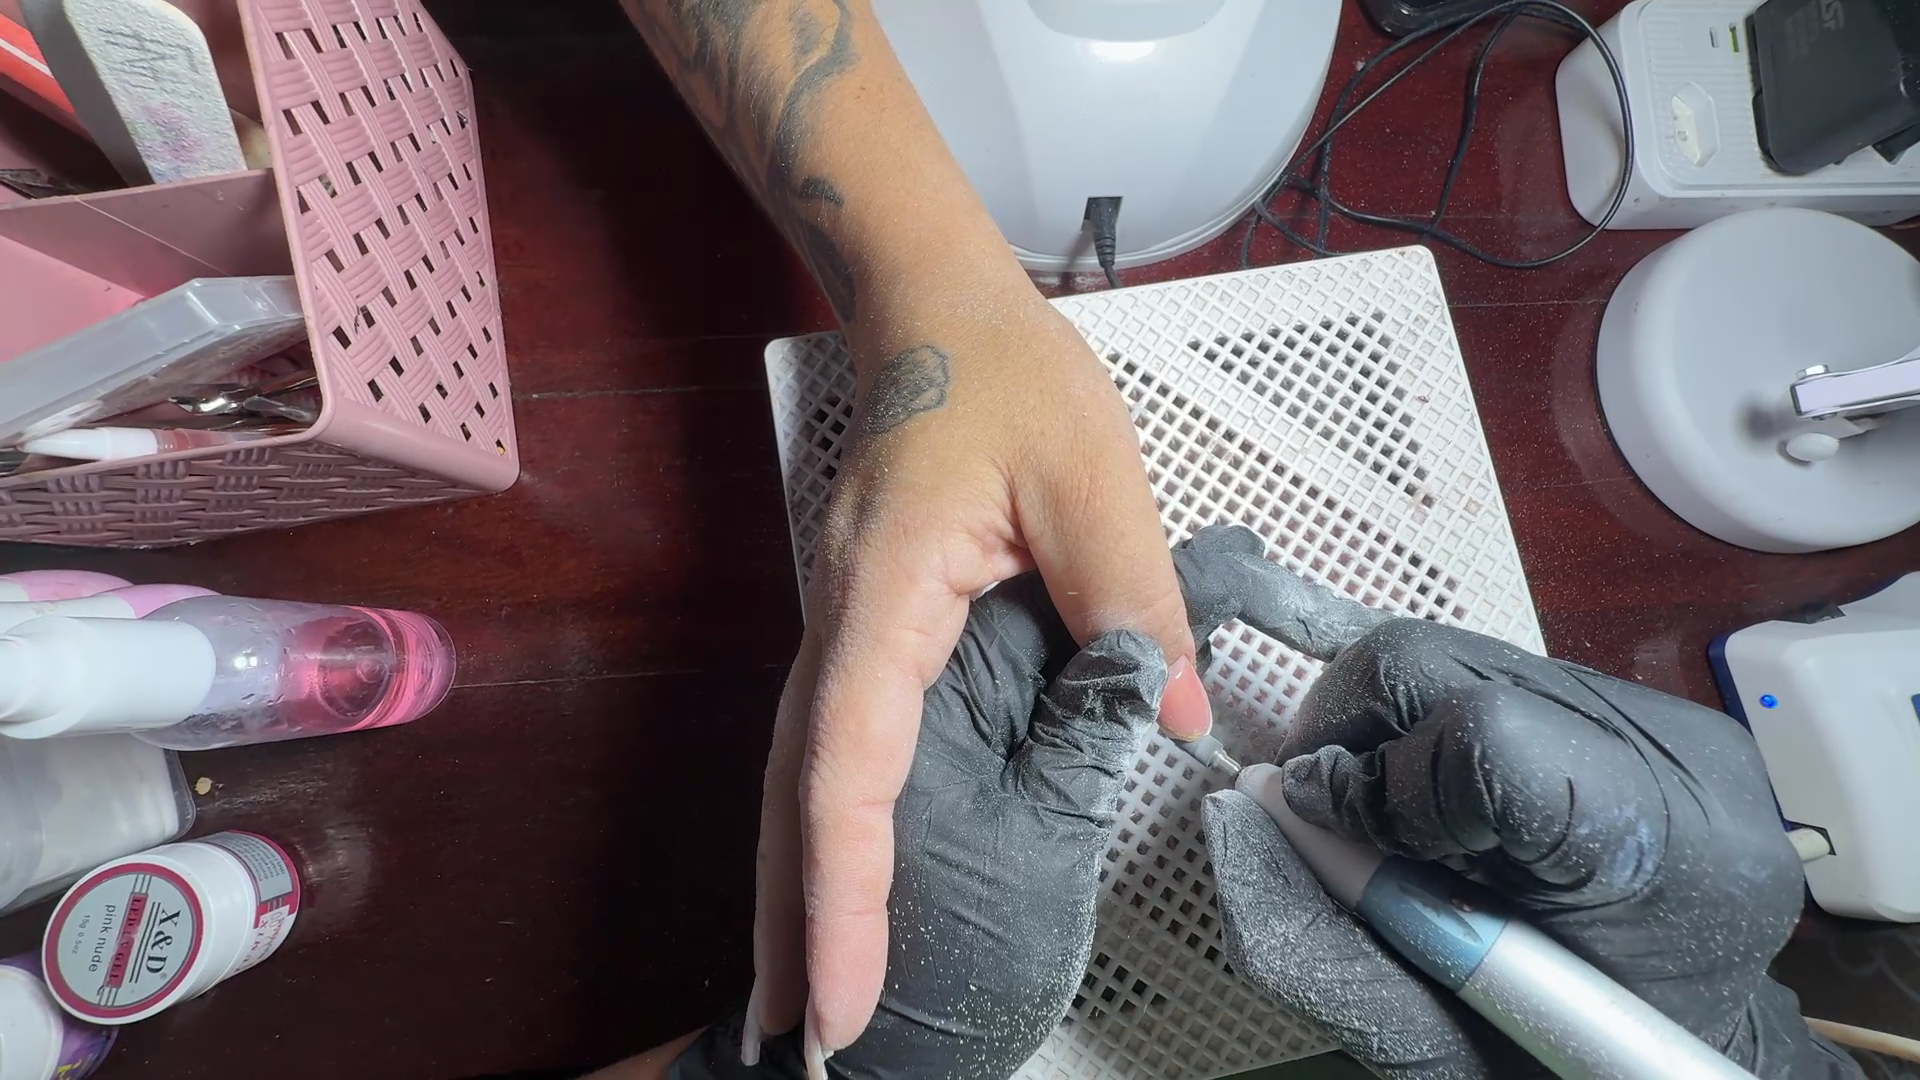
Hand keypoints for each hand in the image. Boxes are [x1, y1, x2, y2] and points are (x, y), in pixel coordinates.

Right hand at [753, 285, 1212, 1072]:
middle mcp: (845, 616)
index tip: (833, 996)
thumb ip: (1131, 594)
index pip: (851, 755)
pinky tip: (841, 864)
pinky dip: (830, 817)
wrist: (939, 317)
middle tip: (792, 1040)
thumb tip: (1173, 714)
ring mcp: (847, 618)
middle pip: (799, 784)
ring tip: (799, 988)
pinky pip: (838, 733)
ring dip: (799, 877)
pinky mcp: (869, 619)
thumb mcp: (1091, 475)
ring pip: (806, 766)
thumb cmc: (1007, 375)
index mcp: (891, 589)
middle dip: (794, 915)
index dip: (841, 883)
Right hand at [1169, 525, 1860, 1078]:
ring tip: (1384, 801)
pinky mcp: (1598, 688)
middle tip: (1331, 807)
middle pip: (1426, 661)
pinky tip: (1421, 780)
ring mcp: (1633, 705)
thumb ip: (1305, 934)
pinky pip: (1449, 663)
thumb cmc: (1558, 1058)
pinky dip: (1396, 717)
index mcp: (1657, 858)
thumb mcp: (1423, 1038)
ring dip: (1363, 722)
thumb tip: (1230, 812)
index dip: (1372, 783)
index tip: (1326, 831)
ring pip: (1425, 651)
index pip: (1484, 742)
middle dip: (1337, 729)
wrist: (1674, 1040)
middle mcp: (1658, 749)